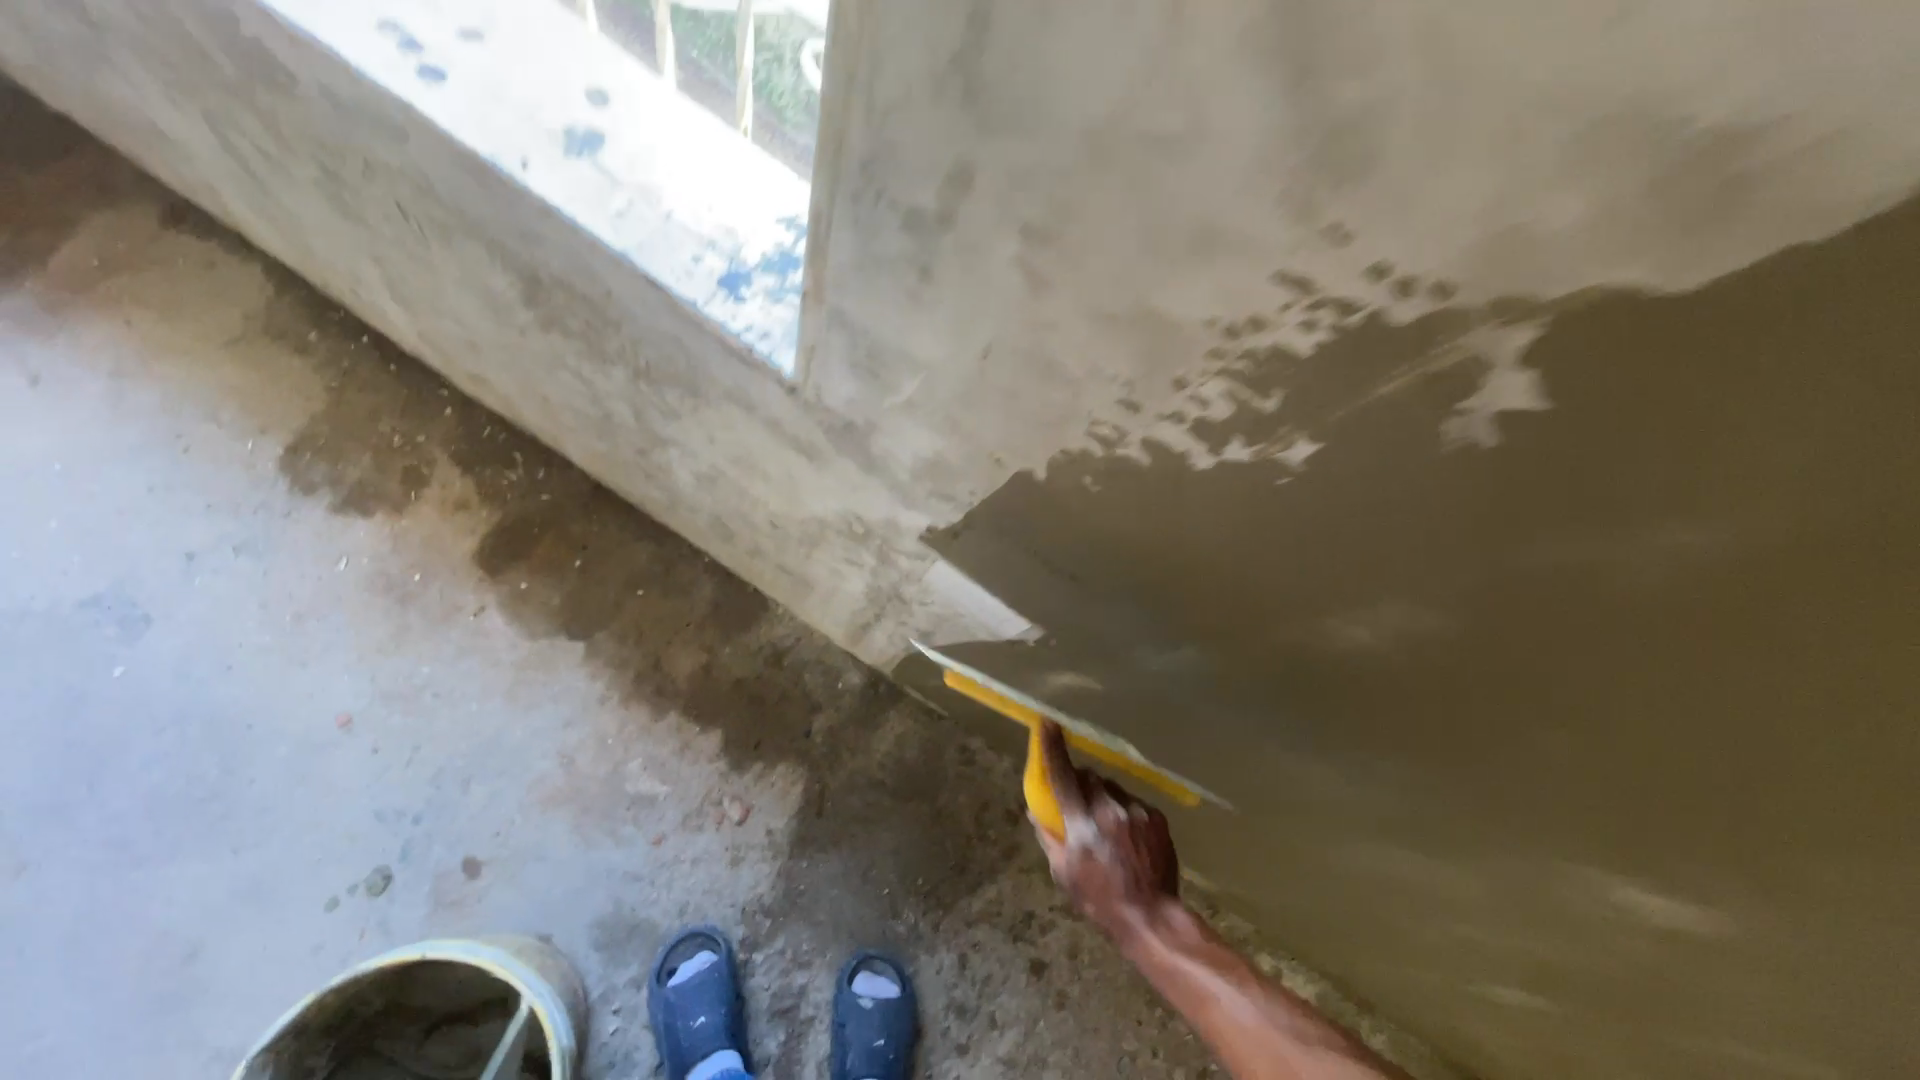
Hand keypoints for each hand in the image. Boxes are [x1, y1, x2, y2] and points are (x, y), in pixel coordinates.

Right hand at [1031, 720, 1181, 941]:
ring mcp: (1136, 811)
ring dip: (1105, 798)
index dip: (1052, 749)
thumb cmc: (1099, 899)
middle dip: (1081, 783)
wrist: (1150, 916)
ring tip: (1109, 827)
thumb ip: (1049, 838)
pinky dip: (1126, 811)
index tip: (1047, 723)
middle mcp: (1109, 809)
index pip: (1062, 776)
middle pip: (1090, 777)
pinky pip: (1134, 802)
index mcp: (1082, 823)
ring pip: (1113, 789)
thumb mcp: (1063, 873)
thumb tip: (1036, 813)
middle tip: (1080, 804)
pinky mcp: (1156, 817)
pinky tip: (1129, 837)